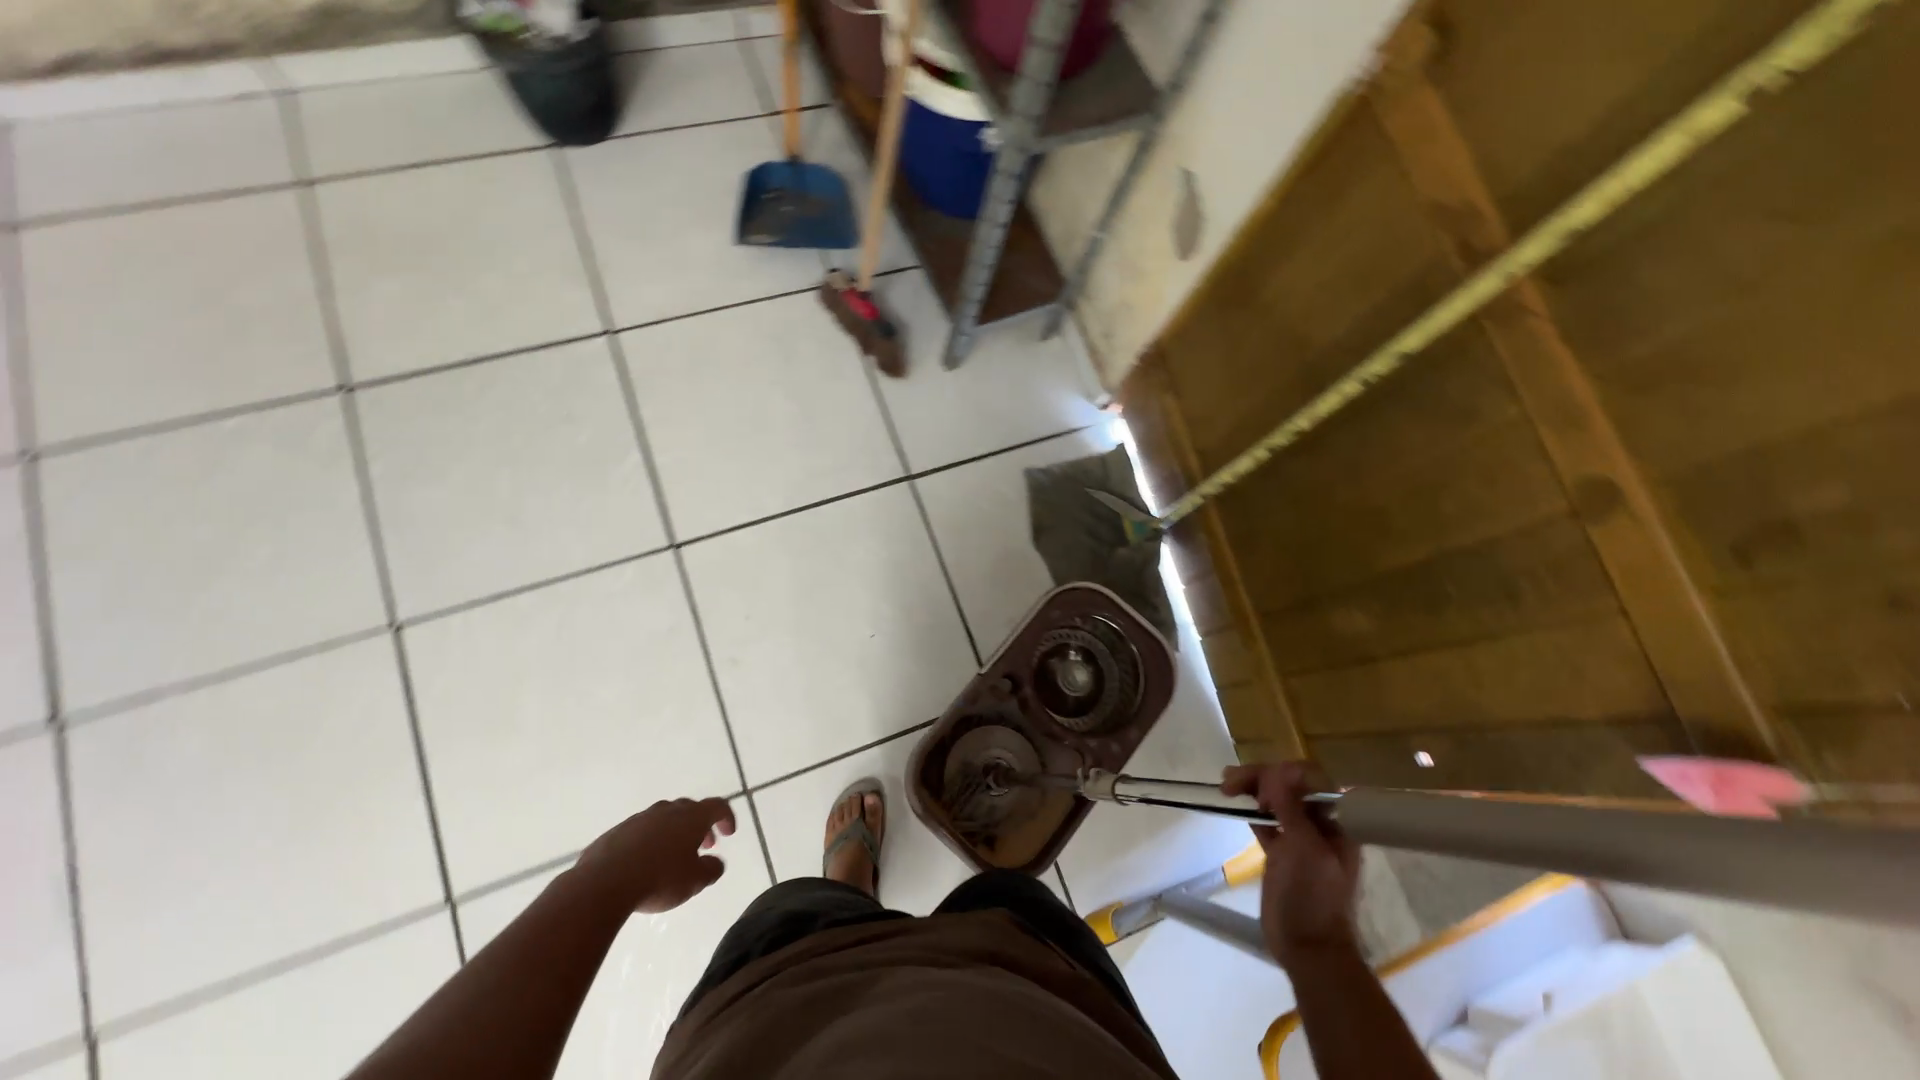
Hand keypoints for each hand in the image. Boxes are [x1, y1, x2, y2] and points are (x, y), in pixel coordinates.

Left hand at [575, 797, 735, 913]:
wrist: (604, 883)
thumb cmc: (660, 879)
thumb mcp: (695, 880)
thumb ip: (711, 869)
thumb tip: (715, 862)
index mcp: (690, 817)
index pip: (717, 806)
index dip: (726, 817)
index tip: (729, 833)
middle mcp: (666, 811)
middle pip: (689, 810)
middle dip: (700, 826)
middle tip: (705, 845)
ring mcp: (638, 819)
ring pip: (663, 819)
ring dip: (674, 833)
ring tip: (674, 856)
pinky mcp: (616, 832)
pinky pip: (640, 832)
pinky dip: (650, 842)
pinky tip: (645, 864)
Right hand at [1221, 762, 1360, 969]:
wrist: (1308, 947)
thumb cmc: (1313, 897)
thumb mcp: (1305, 849)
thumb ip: (1291, 809)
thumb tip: (1278, 770)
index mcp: (1337, 822)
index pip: (1310, 781)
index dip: (1282, 773)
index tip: (1257, 780)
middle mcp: (1320, 826)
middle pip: (1289, 789)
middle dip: (1261, 778)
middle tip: (1229, 780)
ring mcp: (1300, 840)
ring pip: (1275, 804)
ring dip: (1252, 791)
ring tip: (1225, 786)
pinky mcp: (1281, 854)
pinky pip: (1266, 823)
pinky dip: (1251, 812)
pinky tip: (1235, 805)